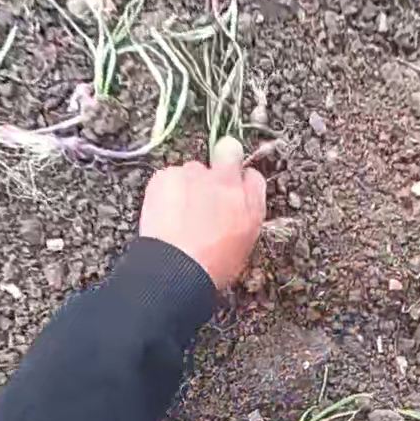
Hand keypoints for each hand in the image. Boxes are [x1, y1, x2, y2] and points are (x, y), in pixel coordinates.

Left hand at [139, 137, 266, 289]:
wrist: (178, 269)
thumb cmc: (212, 267)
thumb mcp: (243, 247)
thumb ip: (244, 217)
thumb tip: (236, 206)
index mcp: (251, 205)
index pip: (253, 177)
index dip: (242, 182)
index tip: (234, 191)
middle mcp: (228, 184)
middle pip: (229, 151)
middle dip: (224, 157)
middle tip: (210, 181)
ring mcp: (196, 176)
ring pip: (194, 169)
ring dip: (189, 183)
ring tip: (180, 213)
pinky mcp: (169, 175)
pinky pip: (169, 176)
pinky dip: (167, 190)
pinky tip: (166, 213)